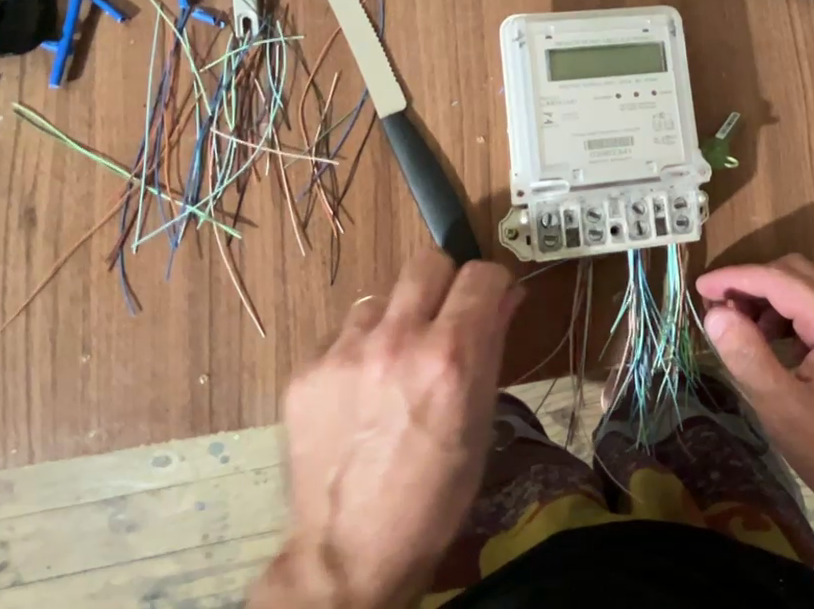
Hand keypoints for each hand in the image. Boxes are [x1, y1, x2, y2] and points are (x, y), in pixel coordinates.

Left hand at [262, 250, 521, 608]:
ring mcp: (343, 353)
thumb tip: (507, 295)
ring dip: (396, 320)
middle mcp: (397, 340)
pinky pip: (342, 335)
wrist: (350, 551)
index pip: (480, 273)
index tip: (490, 301)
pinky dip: (358, 351)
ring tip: (394, 365)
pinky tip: (360, 393)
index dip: (491, 284)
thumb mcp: (480, 420)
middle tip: (444, 321)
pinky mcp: (305, 371)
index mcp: (449, 355)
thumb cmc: (435, 492)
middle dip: (444, 284)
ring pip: (381, 298)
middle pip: (427, 262)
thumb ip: (492, 345)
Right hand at [696, 254, 813, 531]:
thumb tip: (715, 313)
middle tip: (720, 309)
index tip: (698, 287)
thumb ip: (747, 357)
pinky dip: (795, 313)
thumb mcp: (784, 411)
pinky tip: (779, 346)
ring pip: (813, 288)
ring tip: (745, 330)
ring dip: (774, 297)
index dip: (735, 277)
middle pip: (797, 272)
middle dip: (754, 282)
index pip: (777, 278)